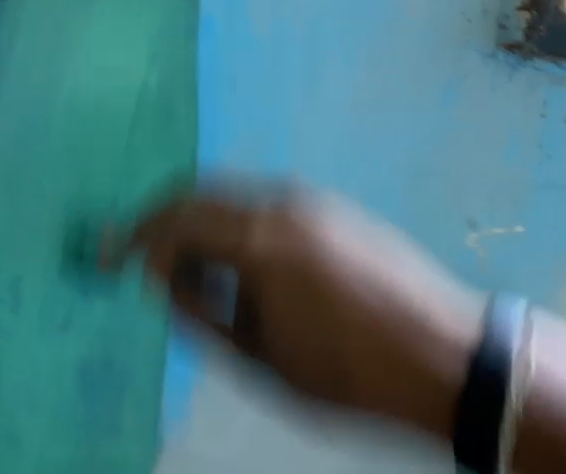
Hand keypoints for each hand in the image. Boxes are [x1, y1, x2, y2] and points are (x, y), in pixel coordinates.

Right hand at [104, 184, 480, 438]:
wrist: (452, 355)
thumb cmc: (353, 373)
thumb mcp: (265, 362)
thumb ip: (202, 317)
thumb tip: (164, 285)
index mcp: (256, 240)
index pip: (173, 223)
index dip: (136, 240)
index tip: (112, 259)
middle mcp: (274, 202)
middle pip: (194, 194)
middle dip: (159, 223)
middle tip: (141, 256)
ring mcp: (304, 197)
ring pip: (226, 192)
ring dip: (195, 220)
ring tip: (190, 266)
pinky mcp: (326, 203)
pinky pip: (257, 199)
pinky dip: (229, 220)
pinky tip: (237, 259)